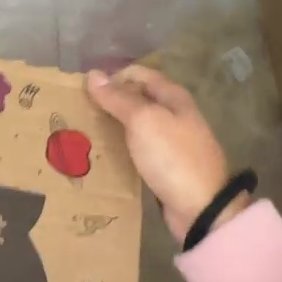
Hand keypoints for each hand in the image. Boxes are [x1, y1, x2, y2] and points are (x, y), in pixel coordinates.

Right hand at [86, 65, 237, 242]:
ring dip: (113, 126)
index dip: (112, 78)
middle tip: (81, 114)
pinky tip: (104, 154)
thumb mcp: (143, 121)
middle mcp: (173, 113)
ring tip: (86, 133)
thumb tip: (93, 75)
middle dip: (109, 102)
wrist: (201, 207)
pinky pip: (138, 147)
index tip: (86, 93)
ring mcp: (171, 140)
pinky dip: (121, 147)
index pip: (137, 73)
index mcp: (172, 96)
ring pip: (135, 124)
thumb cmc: (172, 156)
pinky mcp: (165, 164)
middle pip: (136, 98)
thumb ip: (118, 98)